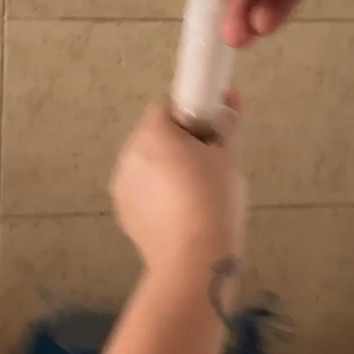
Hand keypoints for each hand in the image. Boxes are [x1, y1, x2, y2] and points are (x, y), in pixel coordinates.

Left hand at [111, 97, 246, 272]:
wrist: (194, 258)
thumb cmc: (214, 199)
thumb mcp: (227, 158)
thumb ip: (226, 124)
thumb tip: (231, 95)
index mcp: (153, 133)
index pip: (167, 105)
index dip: (190, 112)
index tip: (210, 131)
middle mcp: (130, 154)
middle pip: (154, 134)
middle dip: (178, 142)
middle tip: (207, 163)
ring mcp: (122, 185)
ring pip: (147, 163)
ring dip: (165, 167)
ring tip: (194, 192)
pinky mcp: (123, 211)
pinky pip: (142, 190)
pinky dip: (157, 193)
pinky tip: (179, 212)